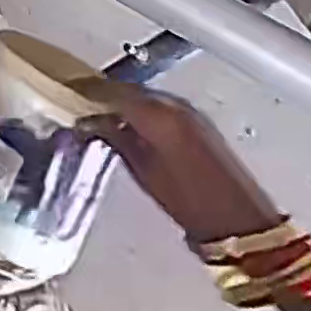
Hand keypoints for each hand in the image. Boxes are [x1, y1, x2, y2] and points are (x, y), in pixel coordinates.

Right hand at [74, 78, 283, 241]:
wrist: (242, 222)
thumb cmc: (191, 203)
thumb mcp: (143, 173)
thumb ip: (115, 139)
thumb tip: (90, 122)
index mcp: (155, 114)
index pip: (111, 91)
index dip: (87, 90)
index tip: (68, 92)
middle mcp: (171, 103)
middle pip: (126, 88)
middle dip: (101, 93)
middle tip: (79, 102)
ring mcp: (185, 108)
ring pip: (141, 93)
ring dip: (120, 99)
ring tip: (100, 112)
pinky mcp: (195, 118)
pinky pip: (157, 102)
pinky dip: (139, 106)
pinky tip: (129, 120)